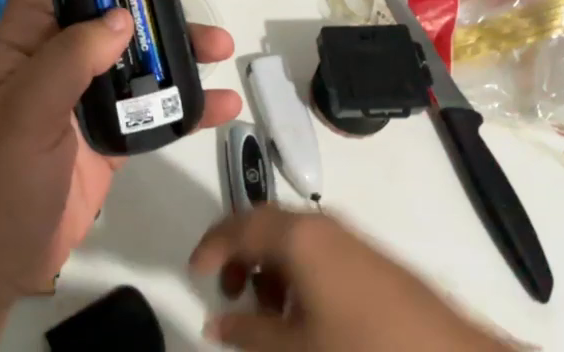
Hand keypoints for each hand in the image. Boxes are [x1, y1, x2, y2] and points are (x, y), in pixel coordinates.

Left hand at [0, 0, 242, 310]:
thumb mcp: (23, 113)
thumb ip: (68, 60)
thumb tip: (119, 16)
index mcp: (22, 43)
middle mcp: (54, 62)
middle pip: (104, 12)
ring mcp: (82, 102)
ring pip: (136, 59)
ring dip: (178, 48)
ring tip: (220, 44)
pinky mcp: (107, 142)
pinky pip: (151, 113)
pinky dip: (187, 107)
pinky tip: (223, 104)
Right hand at [190, 206, 508, 350]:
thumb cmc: (362, 348)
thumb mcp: (296, 347)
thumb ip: (248, 331)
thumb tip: (215, 322)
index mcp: (296, 236)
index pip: (237, 225)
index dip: (210, 246)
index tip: (194, 272)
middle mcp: (320, 225)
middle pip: (263, 224)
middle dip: (239, 254)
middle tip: (228, 291)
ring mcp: (349, 238)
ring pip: (292, 239)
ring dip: (269, 267)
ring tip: (268, 312)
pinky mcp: (370, 257)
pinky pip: (317, 251)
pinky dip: (297, 273)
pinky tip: (304, 314)